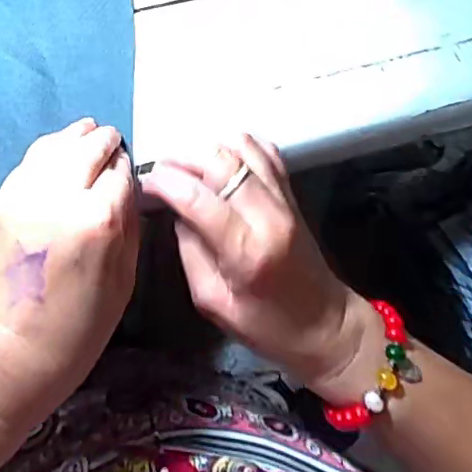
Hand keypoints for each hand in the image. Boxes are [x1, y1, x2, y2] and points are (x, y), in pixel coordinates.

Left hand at [0, 118, 139, 434]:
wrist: (3, 354)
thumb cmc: (74, 332)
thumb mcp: (123, 282)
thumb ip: (130, 225)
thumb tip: (128, 187)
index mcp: (97, 221)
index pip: (120, 172)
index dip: (127, 171)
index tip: (128, 175)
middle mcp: (60, 196)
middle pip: (89, 146)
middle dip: (106, 143)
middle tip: (113, 145)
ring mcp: (25, 193)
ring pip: (58, 143)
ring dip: (78, 137)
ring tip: (90, 136)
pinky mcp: (1, 197)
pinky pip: (32, 158)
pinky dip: (51, 149)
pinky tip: (61, 153)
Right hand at [139, 133, 372, 399]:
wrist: (325, 326)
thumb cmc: (266, 324)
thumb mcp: (212, 301)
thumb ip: (189, 251)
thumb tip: (176, 211)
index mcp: (246, 251)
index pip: (197, 198)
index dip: (165, 182)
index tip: (146, 182)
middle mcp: (267, 215)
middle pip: (219, 161)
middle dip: (182, 158)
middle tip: (162, 169)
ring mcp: (283, 198)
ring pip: (241, 147)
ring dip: (207, 149)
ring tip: (188, 165)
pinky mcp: (290, 190)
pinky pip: (263, 149)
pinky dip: (237, 145)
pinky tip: (221, 158)